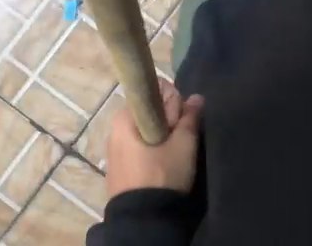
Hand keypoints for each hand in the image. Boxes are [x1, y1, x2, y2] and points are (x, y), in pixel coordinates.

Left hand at [105, 81, 204, 198]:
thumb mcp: (183, 144)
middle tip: (178, 140)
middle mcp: (116, 127)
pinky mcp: (119, 165)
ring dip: (163, 135)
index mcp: (125, 115)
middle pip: (153, 108)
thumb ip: (190, 116)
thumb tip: (197, 97)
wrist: (142, 222)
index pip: (156, 90)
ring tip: (172, 154)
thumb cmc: (161, 175)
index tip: (179, 123)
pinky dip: (153, 148)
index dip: (174, 103)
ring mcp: (115, 147)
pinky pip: (140, 144)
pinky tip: (162, 164)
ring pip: (148, 127)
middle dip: (170, 119)